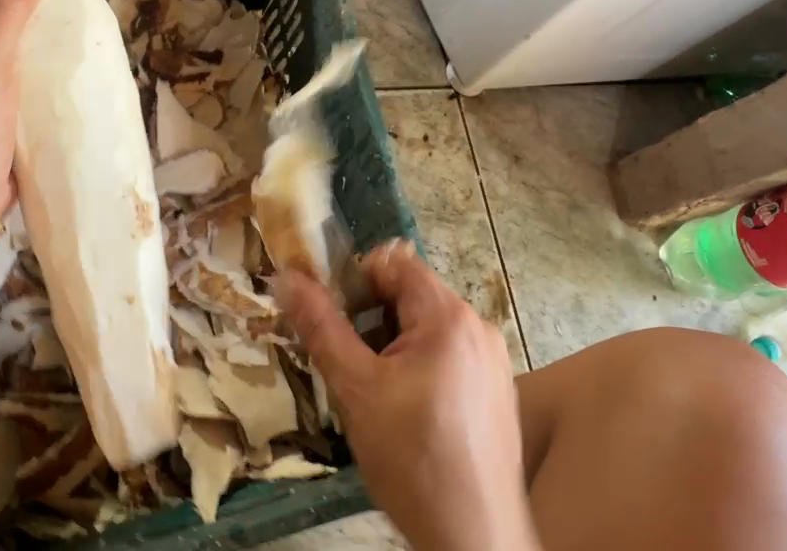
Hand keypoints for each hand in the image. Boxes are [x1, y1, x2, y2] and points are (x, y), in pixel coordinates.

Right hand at [276, 242, 540, 550]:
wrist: (472, 537)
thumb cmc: (411, 457)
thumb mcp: (354, 388)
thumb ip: (320, 326)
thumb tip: (288, 276)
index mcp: (450, 316)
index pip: (395, 263)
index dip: (356, 280)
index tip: (332, 316)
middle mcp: (479, 327)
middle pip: (413, 296)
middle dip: (373, 319)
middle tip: (348, 361)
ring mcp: (494, 362)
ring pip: (429, 330)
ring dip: (394, 346)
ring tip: (374, 392)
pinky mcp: (498, 392)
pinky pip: (450, 358)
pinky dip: (422, 369)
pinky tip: (407, 414)